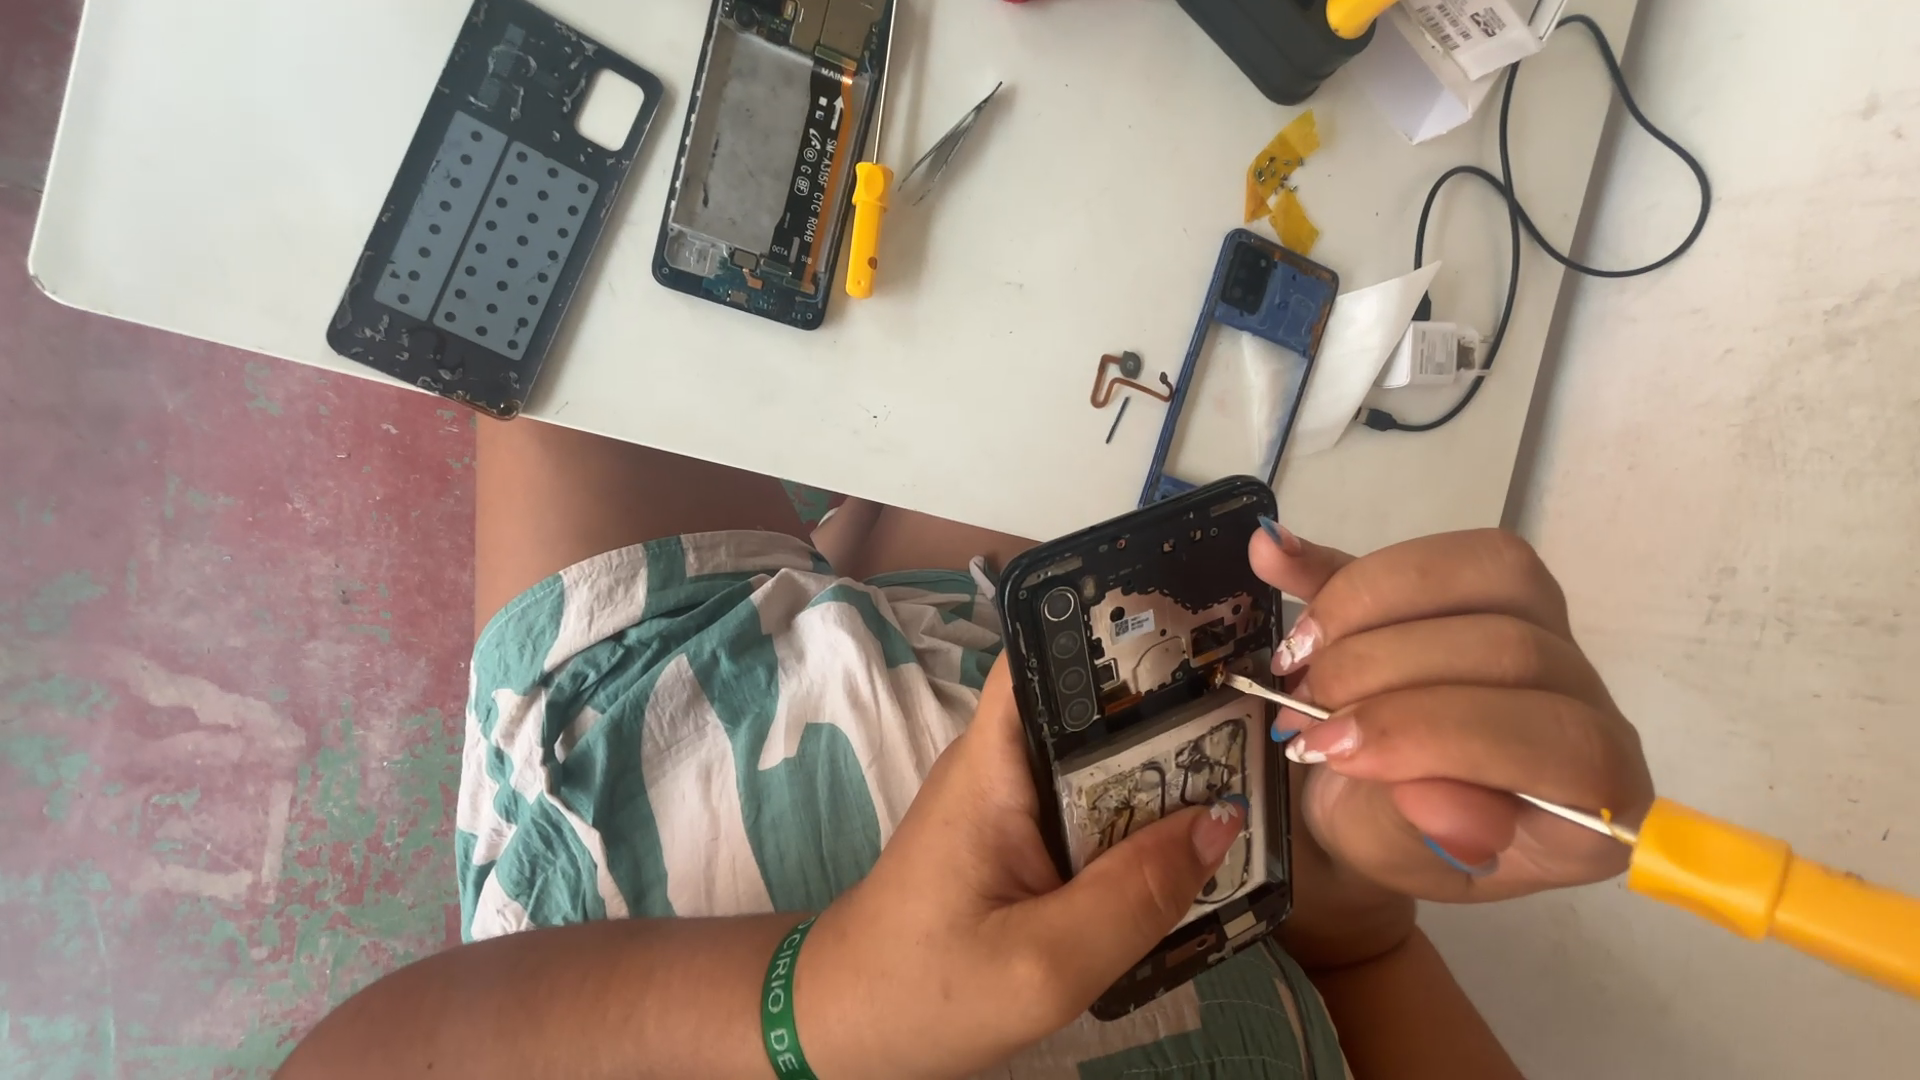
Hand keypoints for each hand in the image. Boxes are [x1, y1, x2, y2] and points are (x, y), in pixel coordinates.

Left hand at [794, 660, 1246, 1079]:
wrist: (847, 1024)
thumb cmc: (926, 990)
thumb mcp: (1044, 964)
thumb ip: (1132, 897)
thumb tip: (1220, 822)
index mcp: (991, 763)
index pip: (1038, 660)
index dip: (1106, 638)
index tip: (1189, 639)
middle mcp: (997, 763)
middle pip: (1083, 711)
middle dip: (1159, 712)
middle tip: (1247, 720)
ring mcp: (1003, 800)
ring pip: (1090, 764)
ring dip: (1153, 772)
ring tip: (1238, 772)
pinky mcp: (1011, 837)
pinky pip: (1082, 808)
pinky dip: (1130, 819)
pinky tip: (1181, 840)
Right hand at [1251, 525, 1653, 909]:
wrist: (1370, 791)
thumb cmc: (1394, 835)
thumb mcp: (1395, 855)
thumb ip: (1421, 838)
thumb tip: (1436, 807)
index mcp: (1595, 796)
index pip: (1563, 743)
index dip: (1438, 731)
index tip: (1330, 747)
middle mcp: (1585, 702)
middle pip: (1510, 647)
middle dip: (1378, 670)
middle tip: (1297, 710)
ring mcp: (1540, 630)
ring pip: (1490, 572)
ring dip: (1362, 602)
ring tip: (1295, 655)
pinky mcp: (1471, 588)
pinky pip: (1425, 552)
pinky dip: (1334, 558)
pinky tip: (1272, 553)